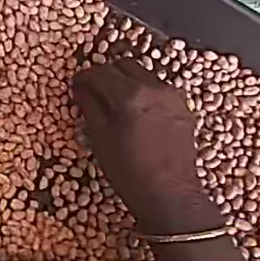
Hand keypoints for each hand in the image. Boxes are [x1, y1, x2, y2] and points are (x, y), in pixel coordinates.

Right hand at [72, 58, 222, 233]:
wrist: (170, 195)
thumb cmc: (129, 172)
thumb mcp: (101, 140)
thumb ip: (90, 108)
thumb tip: (81, 90)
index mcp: (130, 96)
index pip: (100, 73)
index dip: (84, 77)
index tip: (76, 85)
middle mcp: (154, 88)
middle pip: (124, 65)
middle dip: (105, 73)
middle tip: (92, 90)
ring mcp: (172, 96)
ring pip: (143, 74)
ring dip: (125, 81)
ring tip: (113, 102)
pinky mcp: (183, 108)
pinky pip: (158, 89)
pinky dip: (143, 91)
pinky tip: (135, 111)